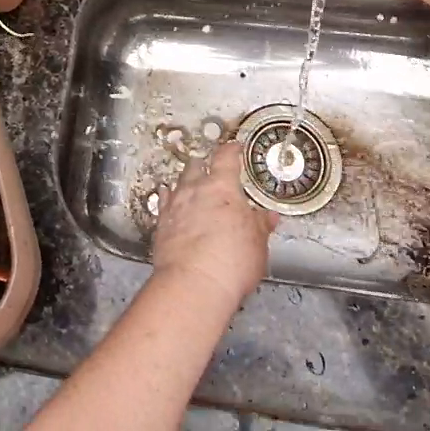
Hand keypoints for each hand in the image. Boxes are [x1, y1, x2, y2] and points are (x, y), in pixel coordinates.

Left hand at [152, 143, 276, 304]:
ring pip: (178, 182)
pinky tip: (169, 201)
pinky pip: (163, 203)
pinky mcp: (161, 224)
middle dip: (204, 165)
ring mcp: (174, 205)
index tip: (234, 147)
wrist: (193, 282)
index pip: (225, 158)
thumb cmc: (231, 261)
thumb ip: (260, 225)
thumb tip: (268, 216)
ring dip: (186, 182)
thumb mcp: (258, 243)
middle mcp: (195, 189)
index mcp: (222, 187)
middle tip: (211, 168)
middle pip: (196, 166)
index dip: (231, 150)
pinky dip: (168, 200)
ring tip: (191, 184)